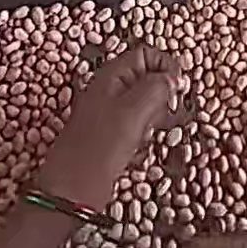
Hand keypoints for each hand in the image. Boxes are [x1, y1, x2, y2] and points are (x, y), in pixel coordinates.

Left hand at [35, 46, 178, 209]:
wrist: (69, 194)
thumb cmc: (97, 150)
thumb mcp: (133, 112)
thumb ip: (156, 87)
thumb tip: (172, 77)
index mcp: (111, 75)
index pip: (145, 54)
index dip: (164, 66)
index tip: (176, 87)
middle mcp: (109, 90)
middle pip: (147, 79)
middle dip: (160, 96)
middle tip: (159, 116)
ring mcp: (109, 113)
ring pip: (144, 105)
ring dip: (152, 120)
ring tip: (143, 136)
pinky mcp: (110, 136)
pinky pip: (137, 127)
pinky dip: (142, 137)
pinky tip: (135, 152)